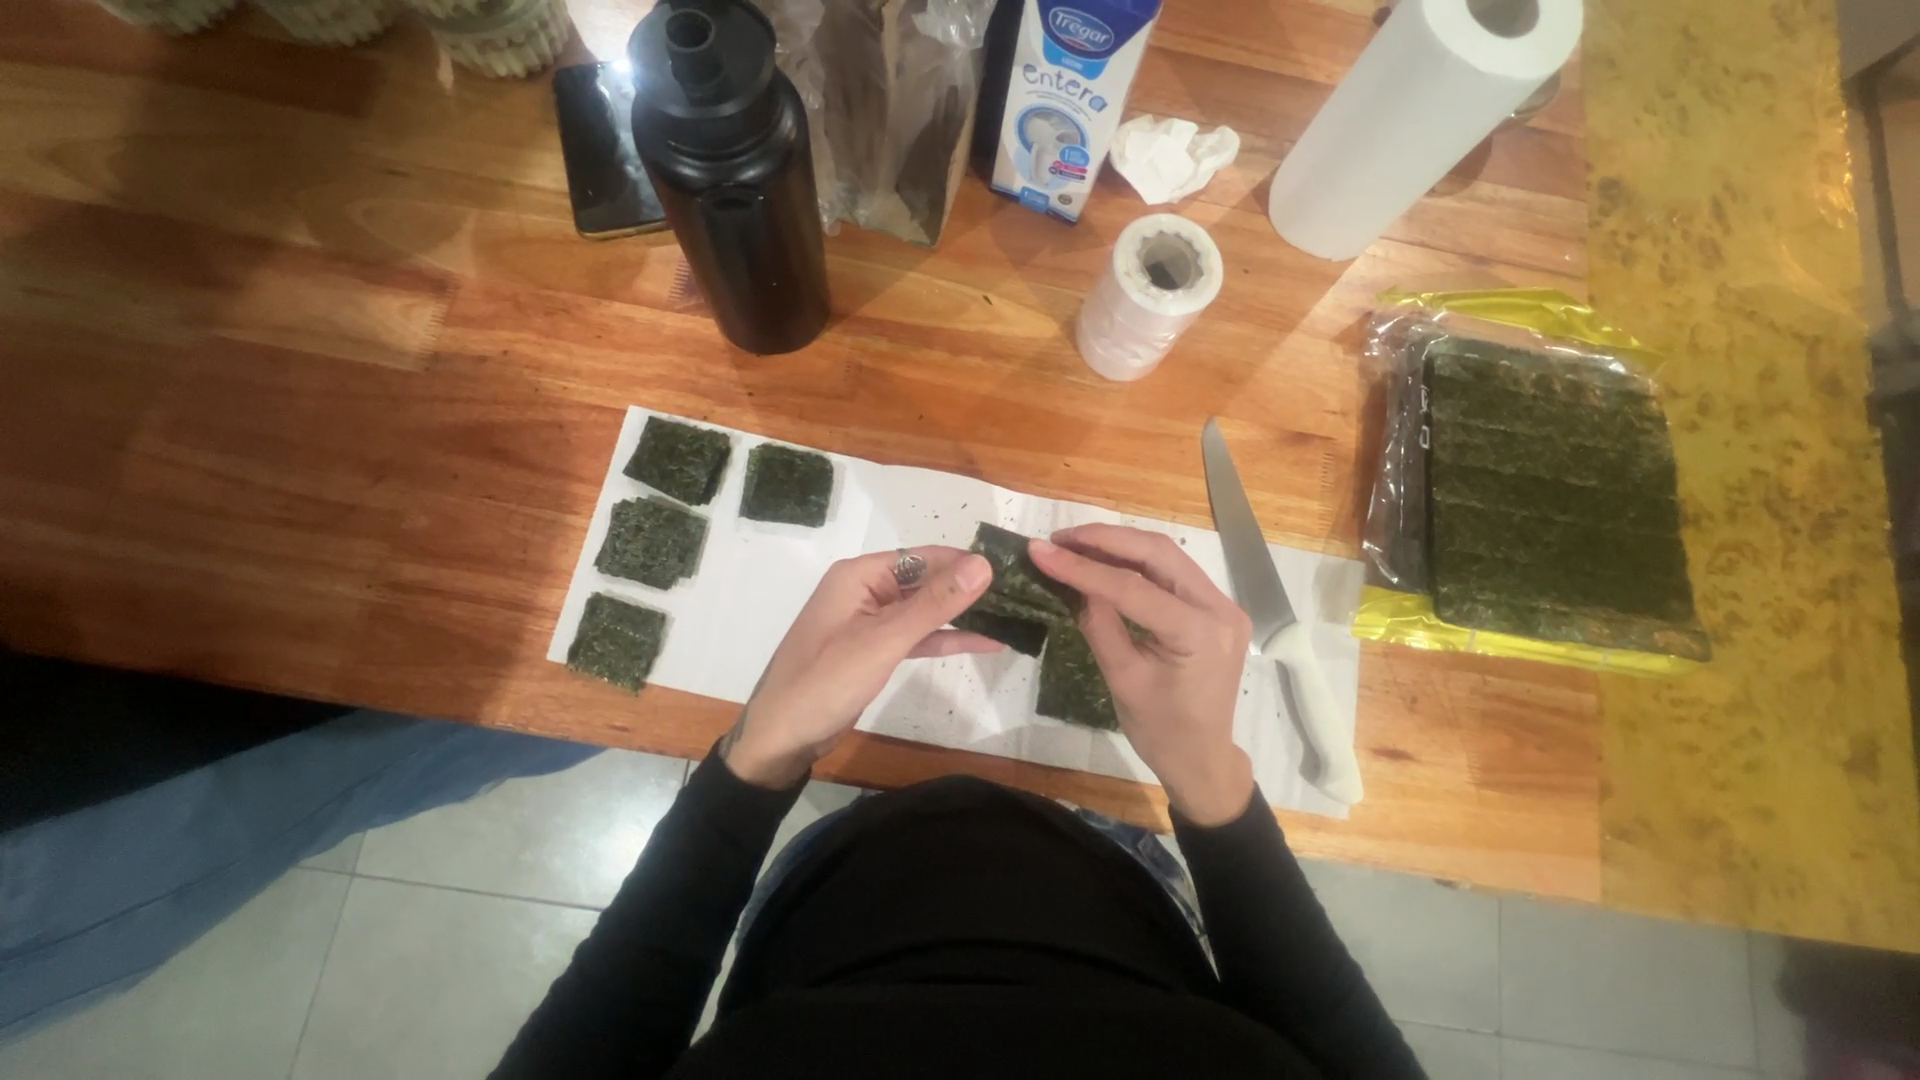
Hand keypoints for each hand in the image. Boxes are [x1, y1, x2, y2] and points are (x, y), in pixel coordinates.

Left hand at [723, 547, 998, 788]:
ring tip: (1013, 616)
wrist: (781, 738)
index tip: (1013, 571)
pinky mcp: (875, 650)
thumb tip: (982, 565)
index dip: (965, 563)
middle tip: (1023, 595)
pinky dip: (947, 640)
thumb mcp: (883, 641)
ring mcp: (870, 621)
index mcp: (860, 576)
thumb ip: (933, 604)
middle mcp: (865, 590)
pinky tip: (986, 642)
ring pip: (925, 610)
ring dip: (963, 615)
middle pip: (926, 580)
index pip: (923, 556)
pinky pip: (917, 636)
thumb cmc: (825, 682)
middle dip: (968, 588)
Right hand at [1028, 524, 1255, 824]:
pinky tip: (1103, 560)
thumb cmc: (1160, 729)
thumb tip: (1069, 579)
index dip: (1083, 567)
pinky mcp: (1215, 606)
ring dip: (1118, 545)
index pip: (1133, 587)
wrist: (1201, 757)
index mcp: (1200, 633)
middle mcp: (1220, 608)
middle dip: (1104, 540)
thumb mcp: (1121, 677)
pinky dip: (1135, 562)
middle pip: (1158, 553)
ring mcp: (1222, 604)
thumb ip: (1098, 622)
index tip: (1042, 551)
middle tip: (1059, 539)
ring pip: (1166, 555)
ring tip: (1074, 544)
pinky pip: (1172, 572)